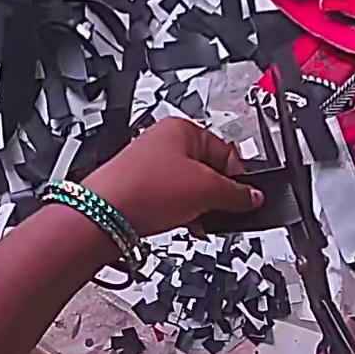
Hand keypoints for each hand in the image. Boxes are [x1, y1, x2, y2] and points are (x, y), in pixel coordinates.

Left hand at [81, 118, 261, 236]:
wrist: (102, 216)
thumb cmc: (142, 189)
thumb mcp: (206, 190)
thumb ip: (236, 194)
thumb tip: (253, 197)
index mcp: (182, 129)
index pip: (227, 151)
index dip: (240, 179)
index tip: (247, 199)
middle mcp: (163, 144)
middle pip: (207, 171)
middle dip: (216, 196)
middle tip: (220, 212)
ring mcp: (149, 168)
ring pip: (188, 189)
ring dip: (198, 207)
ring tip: (196, 221)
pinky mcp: (138, 191)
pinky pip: (169, 201)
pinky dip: (179, 213)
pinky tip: (180, 224)